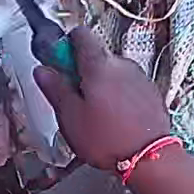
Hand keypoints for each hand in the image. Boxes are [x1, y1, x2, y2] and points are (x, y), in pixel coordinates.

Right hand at [34, 27, 173, 170]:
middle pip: (95, 56)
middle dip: (80, 72)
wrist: (149, 158)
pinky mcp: (150, 92)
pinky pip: (126, 86)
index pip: (80, 35)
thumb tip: (42, 71)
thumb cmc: (106, 138)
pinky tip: (111, 119)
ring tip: (92, 115)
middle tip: (71, 99)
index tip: (57, 65)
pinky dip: (116, 96)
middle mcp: (122, 64)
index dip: (64, 46)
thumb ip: (55, 88)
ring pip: (111, 72)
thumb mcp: (70, 115)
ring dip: (99, 85)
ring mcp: (139, 77)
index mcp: (99, 65)